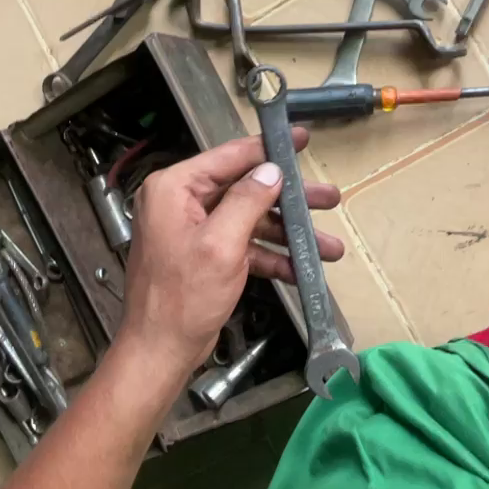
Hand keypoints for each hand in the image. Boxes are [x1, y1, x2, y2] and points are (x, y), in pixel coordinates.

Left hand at [114, 129, 342, 381]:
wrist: (160, 350)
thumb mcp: (221, 244)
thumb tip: (271, 171)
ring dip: (288, 234)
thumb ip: (247, 201)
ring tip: (328, 244)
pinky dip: (272, 257)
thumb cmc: (181, 299)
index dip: (268, 148)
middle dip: (289, 199)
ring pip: (251, 220)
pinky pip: (245, 246)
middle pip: (246, 189)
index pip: (228, 157)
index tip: (300, 138)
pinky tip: (302, 269)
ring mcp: (195, 230)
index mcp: (174, 189)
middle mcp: (181, 203)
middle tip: (327, 198)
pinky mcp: (206, 255)